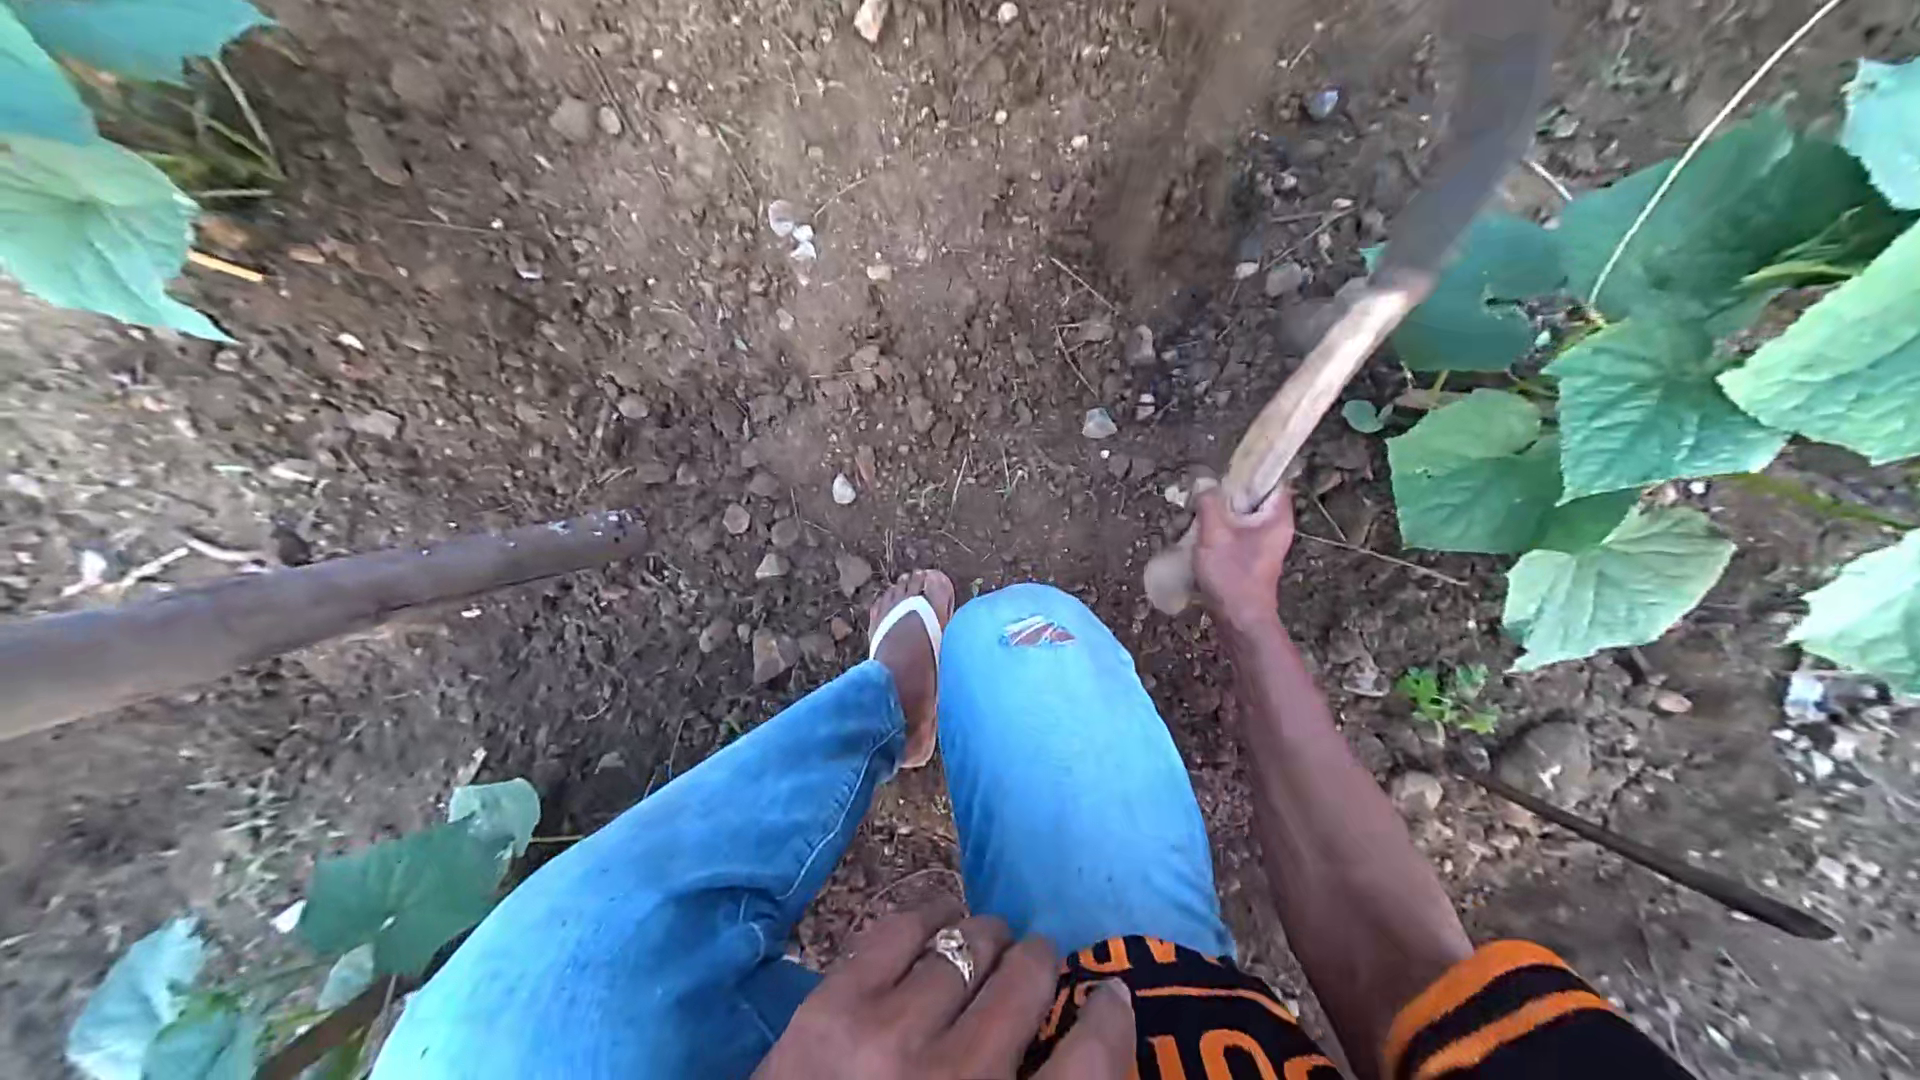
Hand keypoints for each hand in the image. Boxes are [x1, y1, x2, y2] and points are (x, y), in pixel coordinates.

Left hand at [753, 900, 1135, 1079]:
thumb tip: (1071, 1047)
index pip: (1087, 1073)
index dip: (1108, 1024)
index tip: (1111, 995)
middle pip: (1025, 986)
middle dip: (1038, 963)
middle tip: (1031, 962)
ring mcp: (887, 1040)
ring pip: (968, 946)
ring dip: (986, 938)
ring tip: (986, 940)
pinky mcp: (833, 1005)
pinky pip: (905, 926)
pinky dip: (933, 915)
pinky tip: (940, 921)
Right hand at [1192, 483, 1295, 630]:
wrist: (1240, 619)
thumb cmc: (1232, 576)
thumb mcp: (1215, 534)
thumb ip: (1209, 503)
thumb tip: (1204, 483)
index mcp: (1277, 518)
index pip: (1271, 480)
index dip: (1249, 471)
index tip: (1224, 471)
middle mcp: (1275, 528)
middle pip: (1250, 498)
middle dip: (1224, 496)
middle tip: (1201, 498)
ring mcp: (1263, 544)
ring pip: (1239, 517)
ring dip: (1216, 516)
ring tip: (1194, 520)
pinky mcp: (1250, 557)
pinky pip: (1234, 534)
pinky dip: (1217, 532)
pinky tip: (1198, 539)